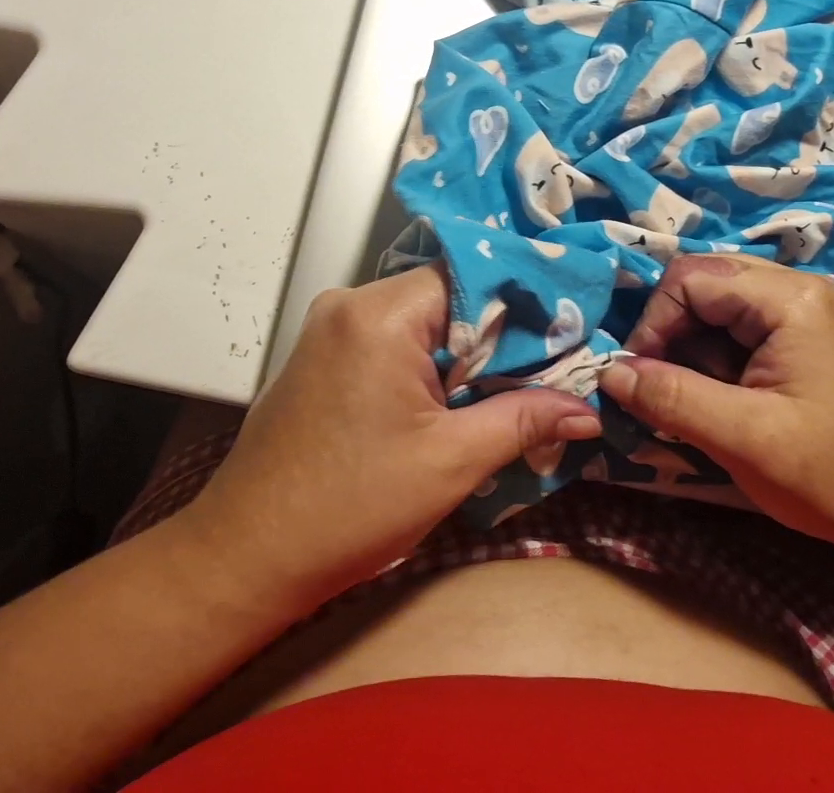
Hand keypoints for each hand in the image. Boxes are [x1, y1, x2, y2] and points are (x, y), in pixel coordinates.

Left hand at [179, 267, 601, 610]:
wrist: (245, 559)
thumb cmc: (349, 509)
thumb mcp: (451, 462)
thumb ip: (524, 420)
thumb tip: (588, 410)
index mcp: (379, 314)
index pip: (476, 275)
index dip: (530, 303)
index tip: (576, 331)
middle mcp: (351, 306)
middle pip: (453, 298)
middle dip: (508, 336)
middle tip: (563, 367)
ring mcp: (332, 333)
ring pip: (428, 324)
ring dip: (474, 356)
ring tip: (526, 388)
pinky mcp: (327, 362)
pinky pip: (398, 346)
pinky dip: (437, 368)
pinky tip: (468, 400)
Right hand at [595, 254, 833, 551]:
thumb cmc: (826, 475)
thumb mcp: (742, 438)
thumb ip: (672, 398)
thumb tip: (609, 371)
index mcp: (792, 300)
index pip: (693, 279)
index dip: (654, 322)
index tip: (637, 378)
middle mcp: (799, 289)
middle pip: (704, 283)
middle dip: (670, 334)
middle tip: (659, 388)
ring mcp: (803, 311)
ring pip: (716, 307)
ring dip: (690, 349)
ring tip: (694, 400)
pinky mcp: (800, 336)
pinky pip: (736, 328)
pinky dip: (712, 359)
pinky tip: (719, 398)